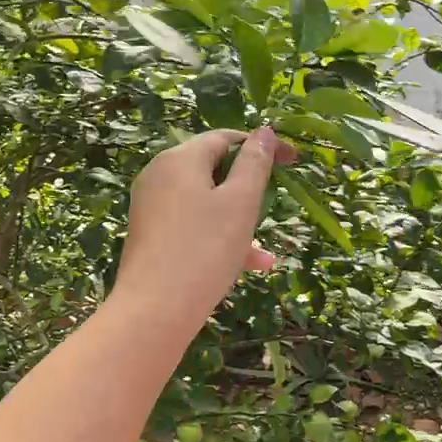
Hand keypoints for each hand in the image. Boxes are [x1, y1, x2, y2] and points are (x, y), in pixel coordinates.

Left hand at [113, 127, 294, 316]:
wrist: (154, 310)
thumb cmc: (204, 250)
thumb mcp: (240, 203)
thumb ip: (254, 164)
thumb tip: (264, 131)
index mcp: (180, 159)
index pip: (225, 138)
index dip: (260, 146)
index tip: (293, 161)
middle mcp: (159, 175)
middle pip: (212, 169)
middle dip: (247, 188)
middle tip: (273, 207)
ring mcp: (150, 205)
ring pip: (204, 202)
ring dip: (237, 219)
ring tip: (263, 252)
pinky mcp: (149, 233)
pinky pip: (190, 224)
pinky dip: (217, 236)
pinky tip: (247, 266)